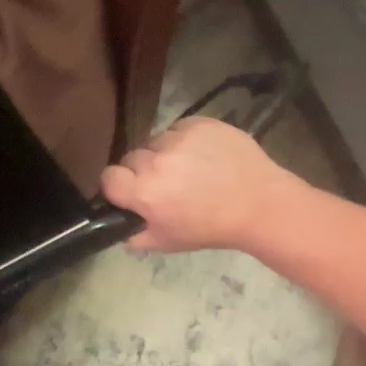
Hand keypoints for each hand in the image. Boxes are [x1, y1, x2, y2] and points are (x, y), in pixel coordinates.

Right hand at [99, 118, 310, 252]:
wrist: (257, 203)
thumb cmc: (209, 228)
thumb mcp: (167, 243)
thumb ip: (136, 238)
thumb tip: (123, 230)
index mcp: (145, 192)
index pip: (109, 177)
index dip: (116, 186)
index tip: (127, 193)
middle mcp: (157, 161)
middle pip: (130, 158)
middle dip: (139, 171)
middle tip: (160, 184)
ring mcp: (179, 138)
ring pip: (154, 141)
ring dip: (160, 154)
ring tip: (182, 168)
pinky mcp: (200, 123)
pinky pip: (177, 128)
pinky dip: (182, 140)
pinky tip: (198, 155)